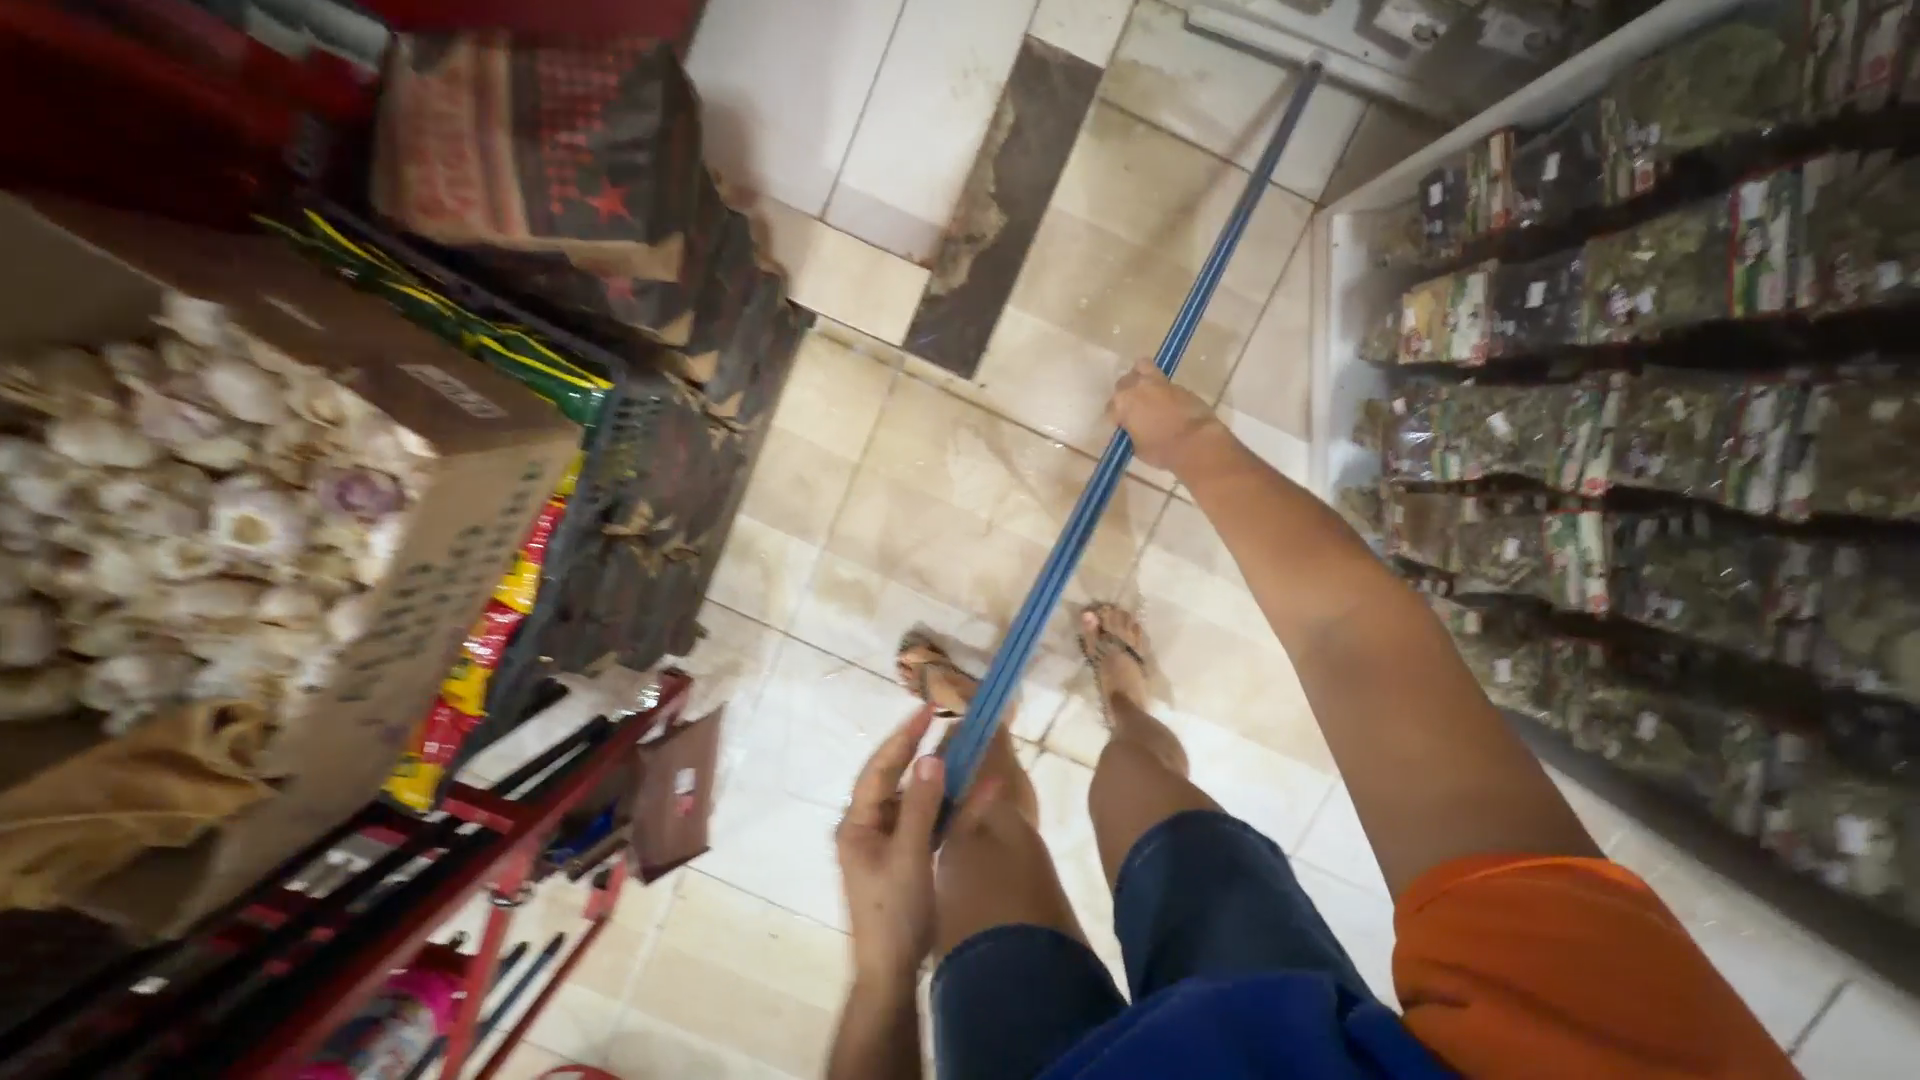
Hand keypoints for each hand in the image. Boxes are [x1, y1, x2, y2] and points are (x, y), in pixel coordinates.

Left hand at [835, 707, 995, 984]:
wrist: (892, 970)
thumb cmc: (893, 912)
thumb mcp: (908, 857)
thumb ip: (922, 807)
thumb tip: (933, 759)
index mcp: (857, 823)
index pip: (880, 769)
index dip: (903, 738)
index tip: (926, 710)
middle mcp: (871, 826)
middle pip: (899, 779)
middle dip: (924, 752)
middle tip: (946, 719)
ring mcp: (891, 842)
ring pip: (920, 800)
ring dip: (945, 780)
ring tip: (969, 749)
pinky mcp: (910, 857)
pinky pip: (932, 824)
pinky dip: (955, 810)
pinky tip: (983, 793)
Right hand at [1107, 359, 1225, 471]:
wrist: (1196, 442)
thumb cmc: (1161, 449)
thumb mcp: (1136, 447)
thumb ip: (1130, 433)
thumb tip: (1132, 430)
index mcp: (1123, 403)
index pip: (1111, 408)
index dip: (1116, 418)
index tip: (1122, 427)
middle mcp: (1138, 387)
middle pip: (1124, 383)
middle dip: (1125, 393)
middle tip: (1132, 408)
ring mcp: (1160, 383)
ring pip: (1143, 368)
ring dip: (1141, 378)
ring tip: (1145, 392)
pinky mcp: (1179, 385)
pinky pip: (1164, 383)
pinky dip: (1162, 390)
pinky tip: (1167, 404)